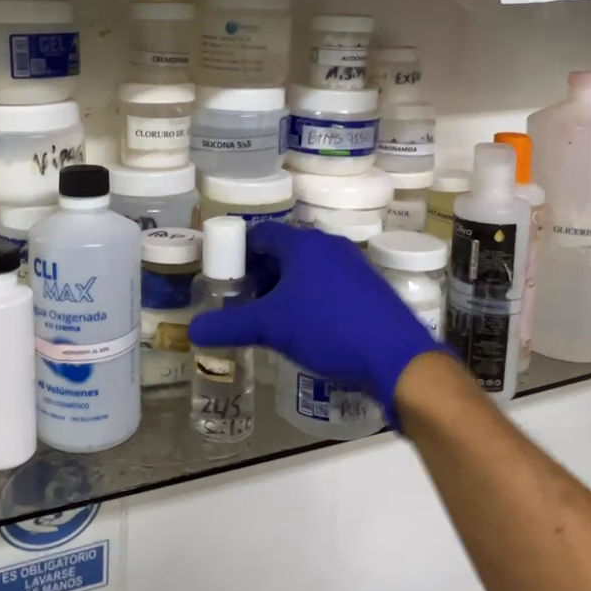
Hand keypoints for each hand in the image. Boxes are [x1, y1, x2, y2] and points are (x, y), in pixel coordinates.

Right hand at [188, 221, 448, 420]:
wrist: (396, 356)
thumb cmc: (328, 328)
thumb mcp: (271, 328)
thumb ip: (230, 326)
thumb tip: (194, 330)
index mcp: (304, 244)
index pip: (262, 234)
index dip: (239, 252)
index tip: (224, 275)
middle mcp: (330, 246)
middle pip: (285, 251)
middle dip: (260, 274)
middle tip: (242, 301)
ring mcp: (354, 267)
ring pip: (308, 270)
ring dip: (285, 289)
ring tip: (269, 318)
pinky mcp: (370, 289)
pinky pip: (329, 285)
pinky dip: (309, 299)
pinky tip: (304, 329)